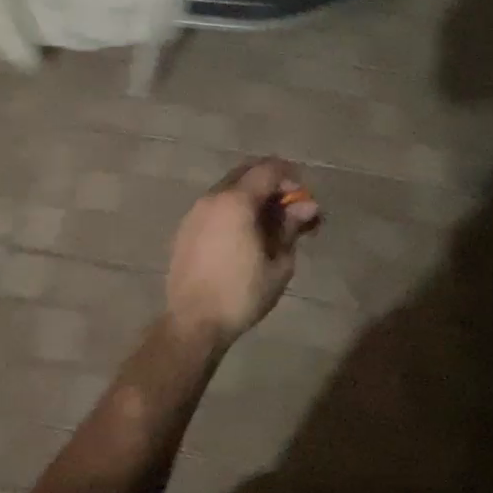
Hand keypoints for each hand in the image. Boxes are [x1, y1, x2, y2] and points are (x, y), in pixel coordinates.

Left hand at [166, 157, 320, 348]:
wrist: (192, 323)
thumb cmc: (241, 294)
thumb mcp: (278, 264)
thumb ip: (291, 228)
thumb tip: (307, 206)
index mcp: (236, 201)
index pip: (268, 169)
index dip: (291, 178)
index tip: (304, 199)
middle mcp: (213, 197)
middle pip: (246, 173)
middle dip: (271, 184)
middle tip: (289, 209)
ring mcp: (195, 211)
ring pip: (229, 188)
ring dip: (251, 196)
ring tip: (268, 225)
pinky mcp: (185, 228)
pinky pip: (215, 206)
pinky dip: (233, 209)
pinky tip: (243, 236)